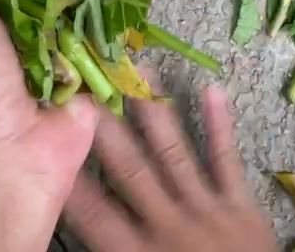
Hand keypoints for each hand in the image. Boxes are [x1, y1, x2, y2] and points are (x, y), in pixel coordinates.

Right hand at [63, 84, 274, 251]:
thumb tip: (77, 214)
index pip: (97, 216)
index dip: (73, 180)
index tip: (53, 143)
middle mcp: (170, 227)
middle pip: (131, 172)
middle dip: (108, 130)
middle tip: (88, 88)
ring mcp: (207, 211)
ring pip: (174, 153)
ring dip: (155, 109)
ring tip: (141, 67)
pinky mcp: (241, 205)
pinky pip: (228, 160)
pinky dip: (221, 123)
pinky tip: (212, 87)